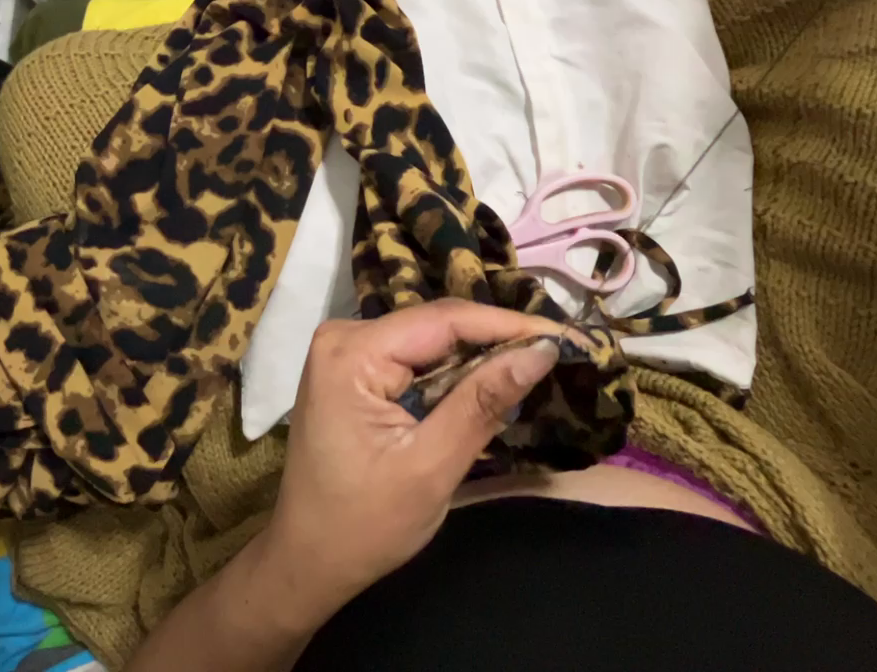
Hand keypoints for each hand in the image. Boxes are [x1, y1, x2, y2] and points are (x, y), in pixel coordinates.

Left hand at [250, 300, 567, 628]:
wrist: (309, 556)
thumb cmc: (365, 523)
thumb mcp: (431, 466)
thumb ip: (482, 402)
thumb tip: (540, 353)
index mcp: (352, 352)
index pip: (444, 320)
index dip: (509, 325)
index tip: (567, 337)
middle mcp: (344, 336)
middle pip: (436, 325)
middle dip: (497, 340)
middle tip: (560, 355)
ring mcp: (345, 351)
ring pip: (428, 340)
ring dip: (477, 357)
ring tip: (535, 365)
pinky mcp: (352, 370)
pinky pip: (413, 358)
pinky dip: (450, 373)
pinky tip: (487, 383)